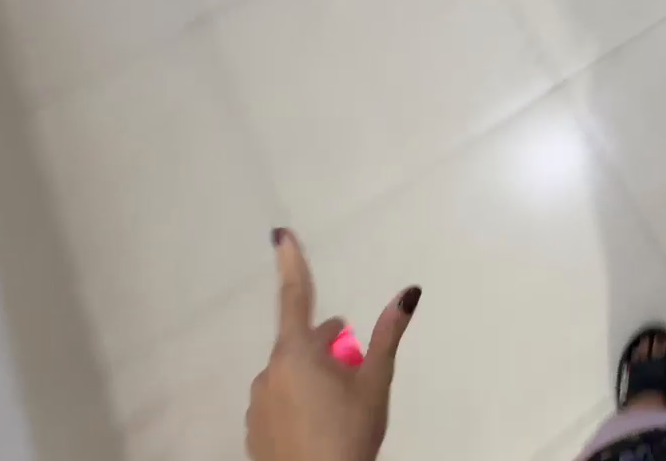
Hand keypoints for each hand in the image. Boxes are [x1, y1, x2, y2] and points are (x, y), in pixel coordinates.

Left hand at [246, 229, 419, 460]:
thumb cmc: (349, 432)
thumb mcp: (376, 381)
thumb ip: (387, 333)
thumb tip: (409, 292)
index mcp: (296, 355)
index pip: (296, 298)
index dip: (291, 263)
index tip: (278, 233)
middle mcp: (269, 374)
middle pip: (303, 341)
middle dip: (331, 343)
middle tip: (358, 364)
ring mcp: (258, 406)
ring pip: (293, 371)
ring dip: (318, 371)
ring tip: (345, 399)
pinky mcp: (256, 432)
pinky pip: (282, 398)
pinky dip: (304, 397)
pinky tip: (324, 421)